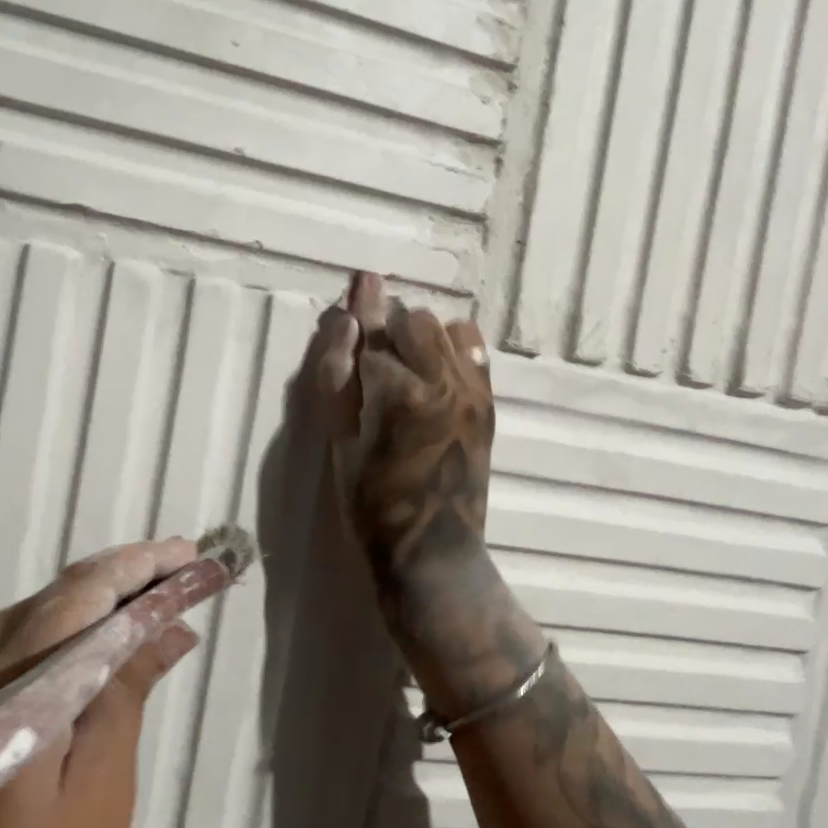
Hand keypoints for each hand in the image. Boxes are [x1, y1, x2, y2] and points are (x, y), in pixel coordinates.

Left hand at [0, 539, 200, 827]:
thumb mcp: (96, 799)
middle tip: (181, 570)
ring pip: (28, 619)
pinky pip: (6, 651)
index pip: (81, 598)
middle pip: (51, 600)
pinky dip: (58, 635)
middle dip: (119, 577)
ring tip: (151, 599)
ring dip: (90, 602)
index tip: (191, 555)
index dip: (139, 568)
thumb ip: (123, 698)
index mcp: (7, 694)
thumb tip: (166, 628)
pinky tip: (95, 646)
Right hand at [310, 272, 494, 582]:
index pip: (375, 333)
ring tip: (404, 363)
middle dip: (388, 327)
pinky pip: (474, 351)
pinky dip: (452, 347)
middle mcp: (442, 382)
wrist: (432, 549)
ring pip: (447, 331)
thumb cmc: (370, 503)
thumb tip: (345, 324)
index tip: (363, 278)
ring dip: (420, 336)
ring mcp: (472, 392)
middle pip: (414, 323)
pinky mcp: (488, 404)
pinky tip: (435, 366)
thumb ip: (339, 378)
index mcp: (398, 394)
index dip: (364, 306)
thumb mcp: (339, 443)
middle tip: (371, 352)